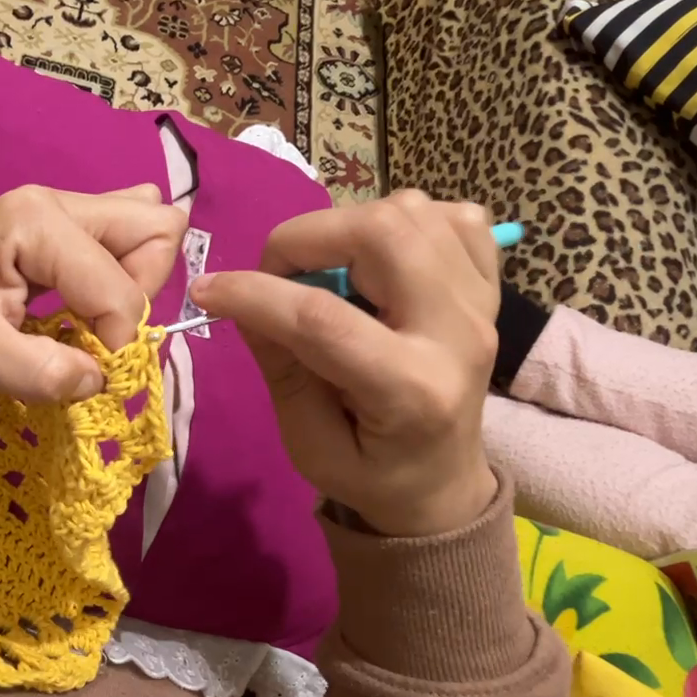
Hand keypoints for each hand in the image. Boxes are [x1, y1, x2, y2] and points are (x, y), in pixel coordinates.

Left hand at [0, 184, 185, 401]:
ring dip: (132, 287)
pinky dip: (118, 284)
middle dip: (139, 293)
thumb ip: (37, 372)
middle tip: (94, 334)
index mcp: (35, 219)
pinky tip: (82, 312)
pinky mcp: (58, 239)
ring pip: (145, 234)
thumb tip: (102, 382)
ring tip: (87, 322)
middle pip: (155, 231)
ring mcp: (59, 216)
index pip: (121, 280)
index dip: (117, 337)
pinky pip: (120, 248)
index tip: (86, 374)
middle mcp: (55, 203)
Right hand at [190, 190, 500, 536]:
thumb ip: (281, 368)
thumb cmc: (368, 474)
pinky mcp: (491, 288)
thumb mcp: (307, 443)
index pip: (322, 318)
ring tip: (324, 273)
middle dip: (305, 239)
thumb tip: (242, 302)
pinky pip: (453, 217)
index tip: (205, 291)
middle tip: (276, 278)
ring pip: (413, 212)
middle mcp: (457, 334)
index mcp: (410, 390)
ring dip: (347, 229)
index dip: (253, 294)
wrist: (442, 485)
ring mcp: (482, 303)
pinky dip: (404, 223)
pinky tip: (378, 262)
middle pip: (382, 233)